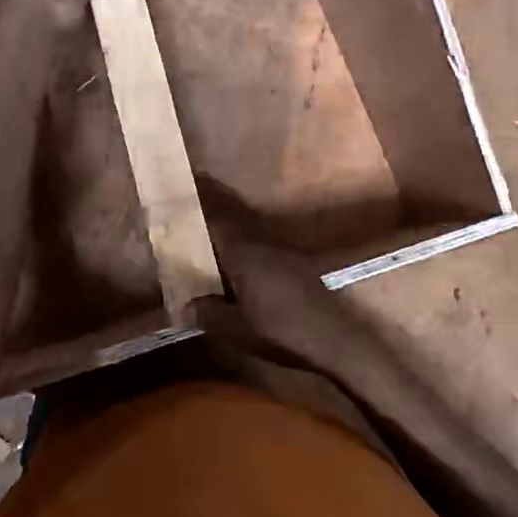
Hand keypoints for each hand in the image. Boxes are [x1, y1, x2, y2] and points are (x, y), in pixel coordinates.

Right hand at [191, 189, 385, 386]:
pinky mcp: (295, 262)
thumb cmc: (281, 331)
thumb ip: (209, 314)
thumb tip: (185, 306)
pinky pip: (263, 238)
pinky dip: (247, 235)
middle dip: (218, 199)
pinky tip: (242, 250)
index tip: (190, 180)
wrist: (333, 336)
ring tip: (213, 214)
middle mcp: (263, 242)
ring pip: (250, 225)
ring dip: (233, 215)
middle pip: (235, 214)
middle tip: (198, 185)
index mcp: (244, 253)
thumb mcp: (237, 330)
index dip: (202, 200)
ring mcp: (282, 249)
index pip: (217, 218)